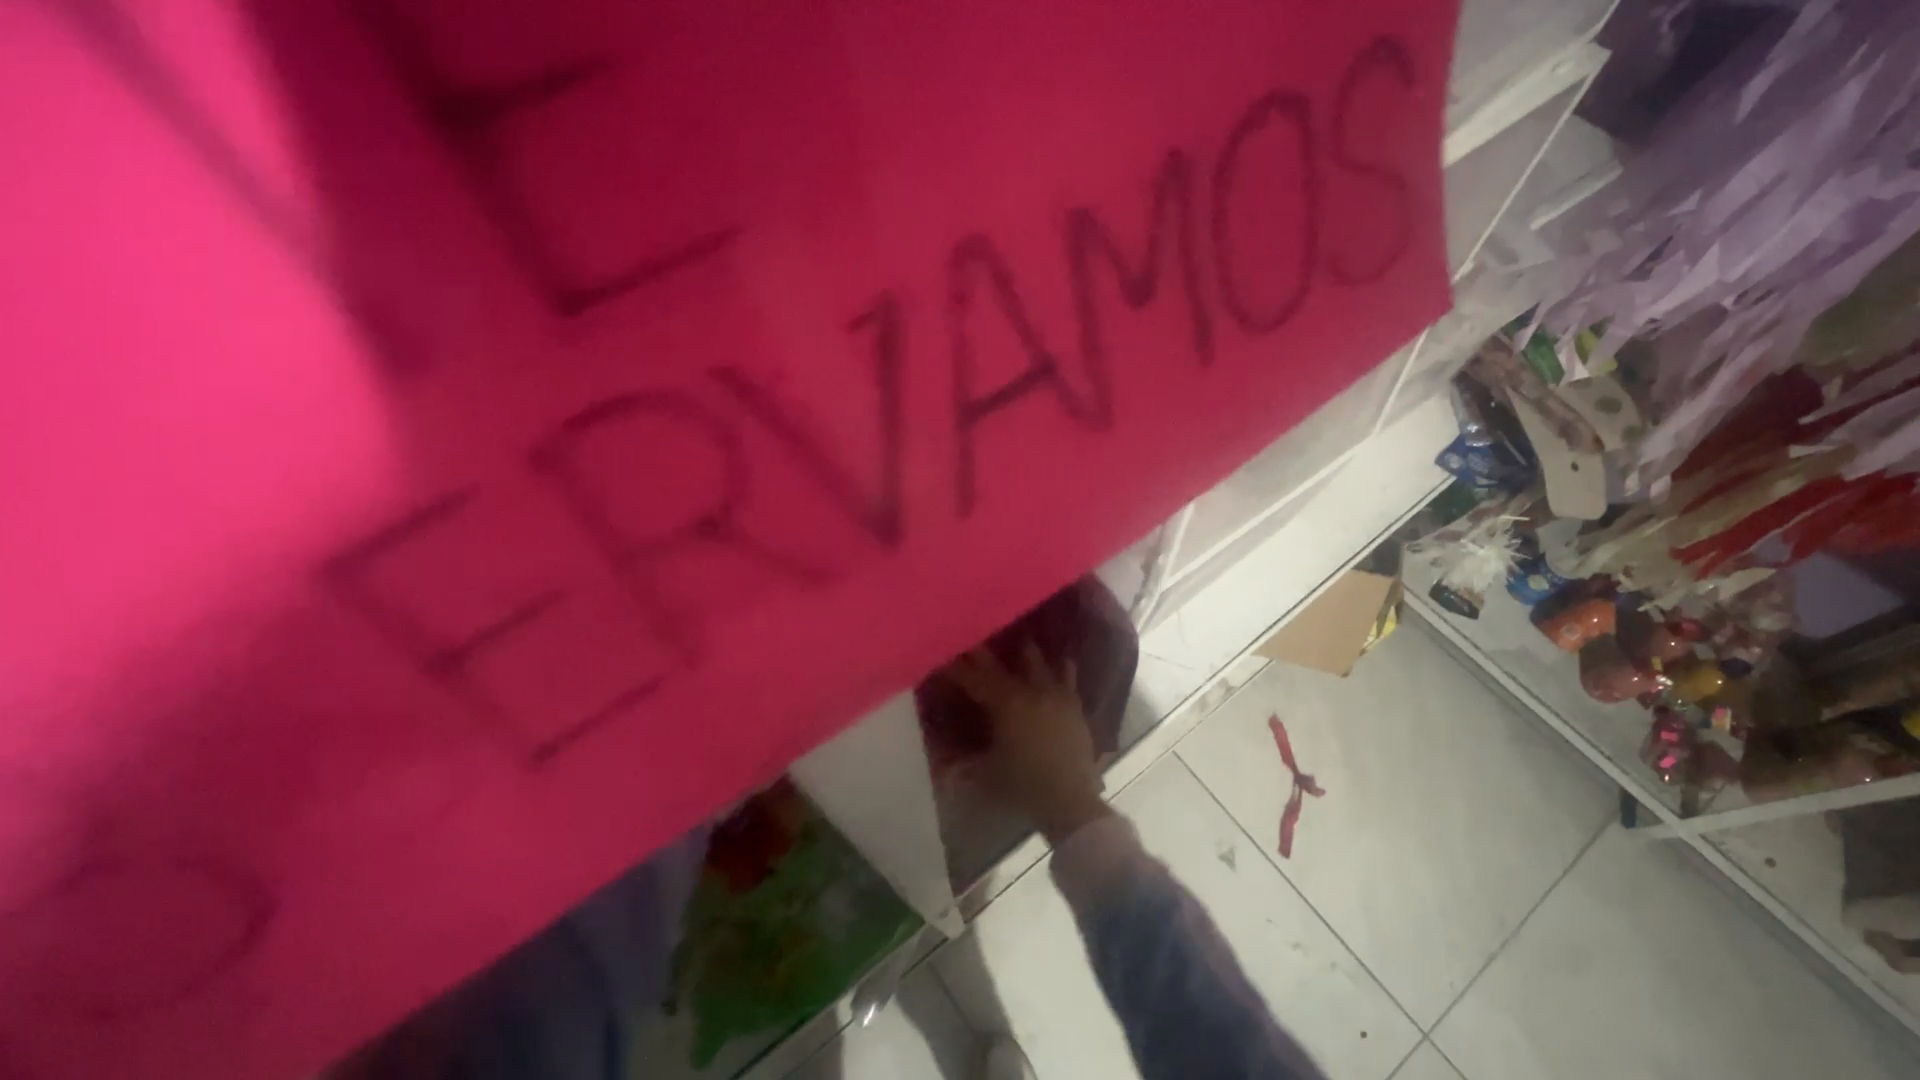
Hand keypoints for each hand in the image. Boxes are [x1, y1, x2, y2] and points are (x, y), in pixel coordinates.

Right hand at [941, 643, 1110, 842]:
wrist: (1070, 801)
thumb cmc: (1022, 787)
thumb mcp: (983, 773)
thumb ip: (960, 760)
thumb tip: (941, 756)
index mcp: (1004, 703)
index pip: (972, 677)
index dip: (954, 667)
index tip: (942, 656)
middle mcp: (1029, 690)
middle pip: (1000, 662)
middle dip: (981, 653)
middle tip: (970, 642)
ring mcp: (1055, 693)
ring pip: (1036, 658)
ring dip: (1021, 652)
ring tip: (1013, 643)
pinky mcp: (1074, 704)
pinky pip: (1066, 673)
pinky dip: (1057, 665)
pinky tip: (1055, 660)